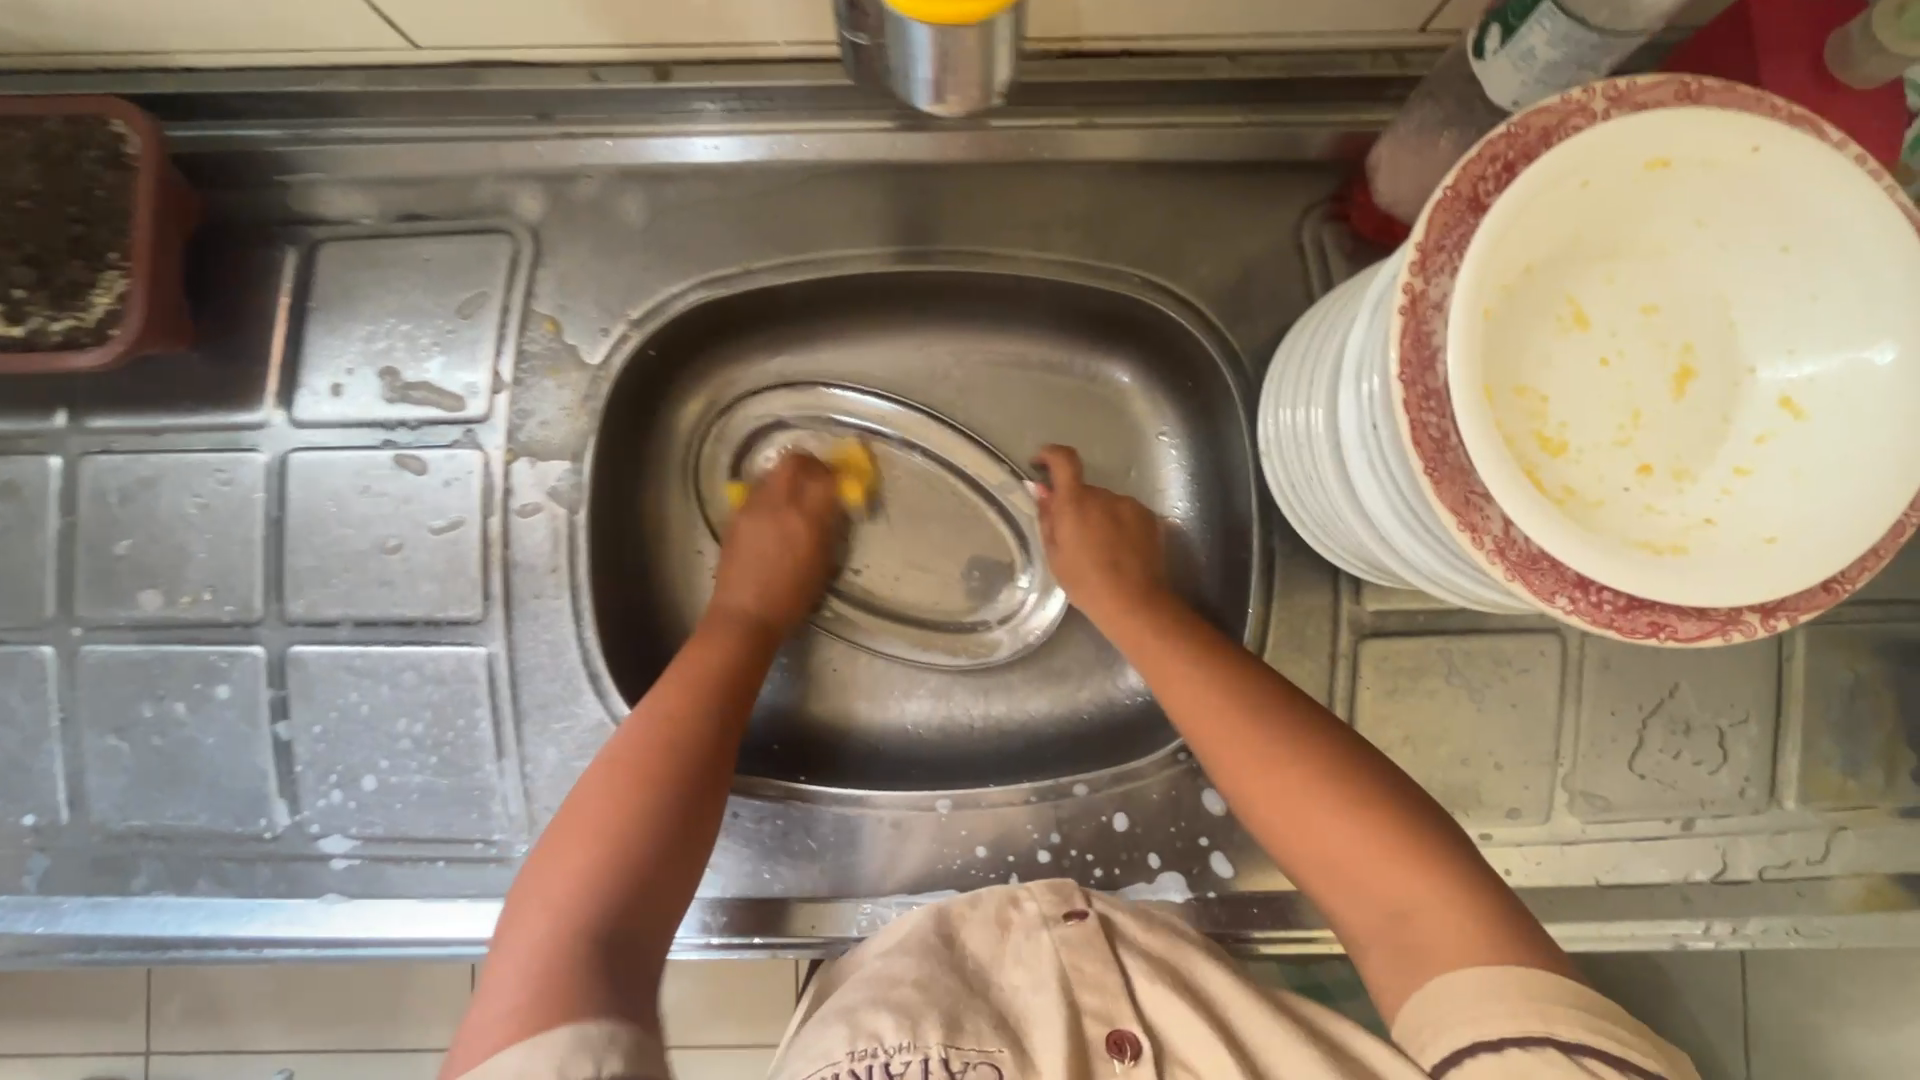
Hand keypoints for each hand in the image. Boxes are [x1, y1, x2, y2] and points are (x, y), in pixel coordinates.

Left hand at [709, 452, 845, 641]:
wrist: (746, 614)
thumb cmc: (793, 598)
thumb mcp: (824, 563)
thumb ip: (829, 528)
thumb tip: (833, 505)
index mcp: (807, 518)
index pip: (827, 477)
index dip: (838, 474)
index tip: (843, 481)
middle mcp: (778, 503)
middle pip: (795, 461)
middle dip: (811, 464)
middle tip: (819, 477)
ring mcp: (752, 506)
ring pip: (772, 472)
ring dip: (788, 476)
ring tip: (794, 495)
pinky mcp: (735, 515)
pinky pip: (756, 490)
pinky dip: (770, 491)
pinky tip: (773, 512)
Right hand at [1032, 444, 1171, 628]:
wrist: (1134, 602)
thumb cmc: (1085, 583)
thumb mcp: (1055, 554)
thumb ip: (1048, 517)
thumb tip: (1041, 488)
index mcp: (1076, 502)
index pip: (1064, 460)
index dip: (1050, 455)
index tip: (1041, 463)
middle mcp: (1105, 495)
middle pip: (1086, 491)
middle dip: (1078, 507)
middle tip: (1075, 540)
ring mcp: (1130, 505)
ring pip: (1108, 505)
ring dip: (1100, 519)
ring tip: (1101, 552)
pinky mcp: (1150, 517)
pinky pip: (1126, 515)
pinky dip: (1120, 527)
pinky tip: (1120, 553)